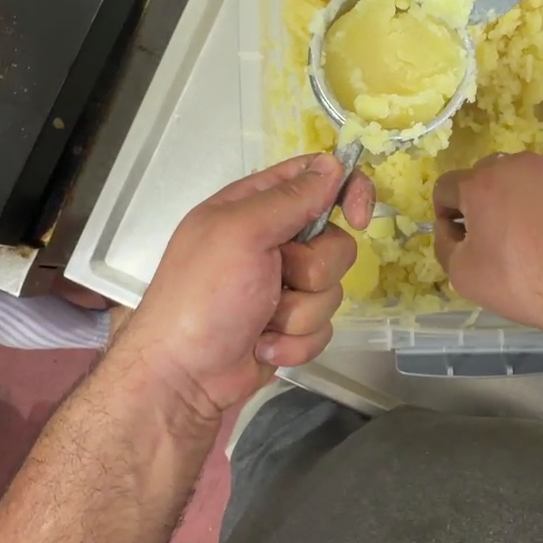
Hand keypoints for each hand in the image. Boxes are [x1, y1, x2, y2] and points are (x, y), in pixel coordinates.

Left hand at [110, 153, 371, 425]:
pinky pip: (322, 328)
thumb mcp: (242, 233)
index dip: (346, 191)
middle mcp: (272, 242)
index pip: (317, 178)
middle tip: (277, 278)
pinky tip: (263, 348)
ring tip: (261, 322)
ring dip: (299, 313)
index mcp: (255, 206)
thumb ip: (291, 198)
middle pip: (335, 243)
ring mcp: (282, 287)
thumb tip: (334, 165)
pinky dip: (295, 342)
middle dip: (313, 270)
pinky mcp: (290, 327)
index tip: (358, 218)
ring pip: (332, 290)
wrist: (184, 377)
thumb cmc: (204, 296)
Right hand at [433, 153, 542, 338]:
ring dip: (526, 200)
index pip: (447, 186)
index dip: (446, 212)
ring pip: (531, 178)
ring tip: (541, 237)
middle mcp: (520, 164)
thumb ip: (444, 244)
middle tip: (499, 237)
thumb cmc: (522, 284)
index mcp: (481, 184)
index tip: (460, 237)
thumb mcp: (464, 276)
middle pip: (489, 176)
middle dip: (486, 202)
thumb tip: (449, 228)